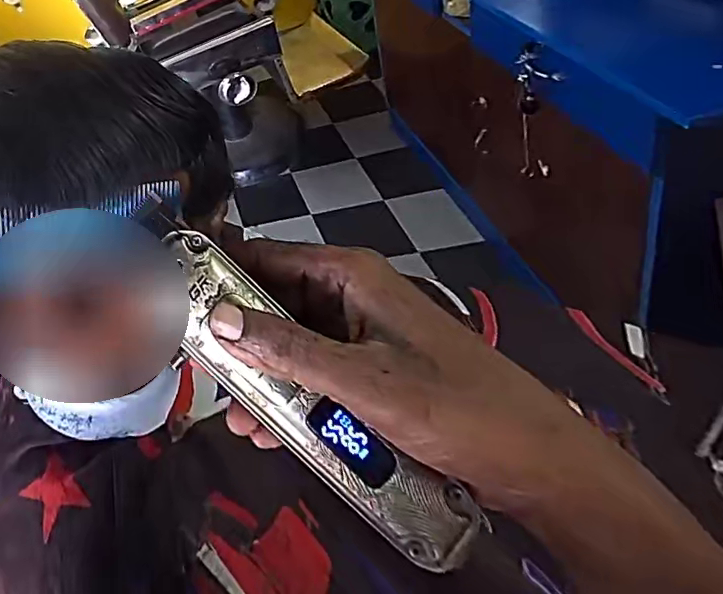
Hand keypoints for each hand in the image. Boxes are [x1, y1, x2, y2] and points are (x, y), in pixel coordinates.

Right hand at [213, 240, 595, 508]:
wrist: (543, 467)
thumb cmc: (457, 408)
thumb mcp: (362, 380)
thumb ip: (287, 349)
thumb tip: (216, 319)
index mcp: (349, 273)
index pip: (264, 255)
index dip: (220, 269)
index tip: (179, 291)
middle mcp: (349, 292)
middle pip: (272, 300)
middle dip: (238, 337)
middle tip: (205, 368)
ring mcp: (359, 329)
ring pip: (289, 339)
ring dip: (263, 375)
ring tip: (240, 415)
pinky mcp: (369, 363)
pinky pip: (313, 368)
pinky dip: (291, 393)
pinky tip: (274, 428)